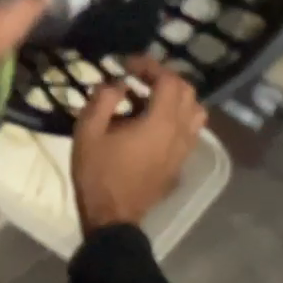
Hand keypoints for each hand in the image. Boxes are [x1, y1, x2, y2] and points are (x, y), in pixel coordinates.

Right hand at [71, 56, 206, 233]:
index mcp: (160, 123)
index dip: (149, 65)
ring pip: (195, 112)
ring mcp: (184, 150)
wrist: (112, 218)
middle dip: (164, 78)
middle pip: (187, 92)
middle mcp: (180, 133)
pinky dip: (176, 116)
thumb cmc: (98, 173)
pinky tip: (150, 122)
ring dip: (175, 97)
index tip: (126, 64)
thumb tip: (118, 84)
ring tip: (149, 97)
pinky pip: (189, 130)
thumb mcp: (88, 131)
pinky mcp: (180, 162)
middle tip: (137, 76)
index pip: (168, 81)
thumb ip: (103, 99)